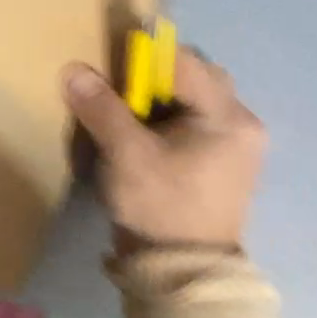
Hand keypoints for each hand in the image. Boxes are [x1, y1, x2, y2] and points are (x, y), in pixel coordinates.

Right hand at [60, 50, 266, 253]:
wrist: (181, 263)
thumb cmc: (159, 203)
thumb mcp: (125, 153)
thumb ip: (102, 110)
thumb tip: (74, 70)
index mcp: (227, 117)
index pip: (187, 64)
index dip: (148, 55)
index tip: (112, 56)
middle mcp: (242, 124)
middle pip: (200, 79)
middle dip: (158, 75)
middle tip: (118, 87)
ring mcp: (238, 146)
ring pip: (199, 101)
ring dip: (164, 98)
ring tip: (128, 112)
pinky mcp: (223, 164)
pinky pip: (198, 123)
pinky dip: (170, 118)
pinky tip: (146, 135)